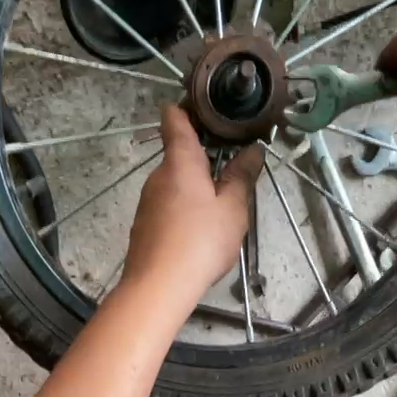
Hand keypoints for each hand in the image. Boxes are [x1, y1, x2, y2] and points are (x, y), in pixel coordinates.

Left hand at [120, 106, 261, 297]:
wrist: (157, 288)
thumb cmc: (200, 243)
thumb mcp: (232, 209)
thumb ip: (242, 177)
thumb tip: (253, 150)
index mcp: (180, 161)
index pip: (176, 119)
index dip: (189, 108)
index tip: (207, 108)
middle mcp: (157, 177)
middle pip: (178, 155)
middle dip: (202, 157)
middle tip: (230, 167)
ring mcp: (146, 204)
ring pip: (173, 185)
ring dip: (194, 188)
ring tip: (219, 206)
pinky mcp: (143, 229)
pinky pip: (166, 209)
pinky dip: (182, 211)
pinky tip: (198, 233)